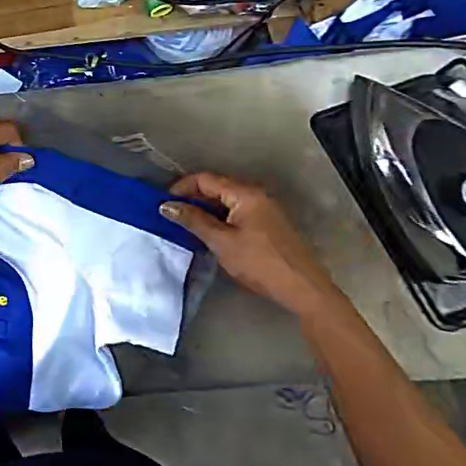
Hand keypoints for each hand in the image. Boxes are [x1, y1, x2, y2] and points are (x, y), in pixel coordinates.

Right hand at [160, 172, 341, 318]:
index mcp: (245, 192)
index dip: (182, 188)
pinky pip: (237, 214)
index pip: (206, 179)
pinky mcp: (268, 225)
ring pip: (227, 203)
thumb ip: (194, 221)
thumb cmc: (259, 262)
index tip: (163, 204)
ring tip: (185, 227)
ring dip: (206, 211)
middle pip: (217, 188)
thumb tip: (166, 205)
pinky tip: (210, 235)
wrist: (302, 287)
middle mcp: (256, 194)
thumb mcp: (222, 242)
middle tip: (170, 216)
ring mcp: (264, 209)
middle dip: (192, 199)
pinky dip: (220, 220)